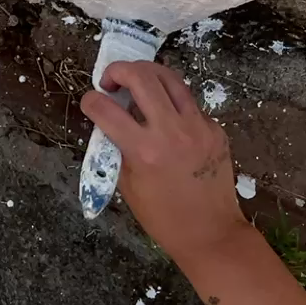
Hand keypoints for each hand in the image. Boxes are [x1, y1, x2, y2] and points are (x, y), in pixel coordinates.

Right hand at [80, 61, 249, 266]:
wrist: (211, 233)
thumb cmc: (162, 216)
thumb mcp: (127, 183)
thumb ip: (119, 146)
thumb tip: (111, 119)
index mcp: (144, 150)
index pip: (105, 109)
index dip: (90, 101)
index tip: (90, 102)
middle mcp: (171, 131)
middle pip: (141, 76)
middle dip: (118, 70)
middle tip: (111, 82)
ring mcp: (198, 126)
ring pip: (169, 78)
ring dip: (147, 73)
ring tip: (137, 82)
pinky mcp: (215, 128)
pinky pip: (188, 102)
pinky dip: (170, 101)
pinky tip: (165, 115)